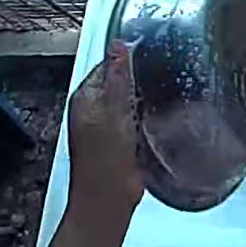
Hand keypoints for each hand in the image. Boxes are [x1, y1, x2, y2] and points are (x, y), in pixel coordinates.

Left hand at [65, 39, 144, 229]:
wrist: (107, 202)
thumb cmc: (106, 160)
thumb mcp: (116, 110)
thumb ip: (118, 76)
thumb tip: (118, 44)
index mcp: (85, 97)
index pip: (107, 64)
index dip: (128, 59)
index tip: (150, 54)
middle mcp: (90, 109)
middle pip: (117, 81)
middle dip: (136, 77)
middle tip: (160, 73)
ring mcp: (101, 125)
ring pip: (125, 99)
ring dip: (140, 96)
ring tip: (160, 92)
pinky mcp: (115, 139)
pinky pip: (131, 116)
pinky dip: (142, 113)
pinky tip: (154, 115)